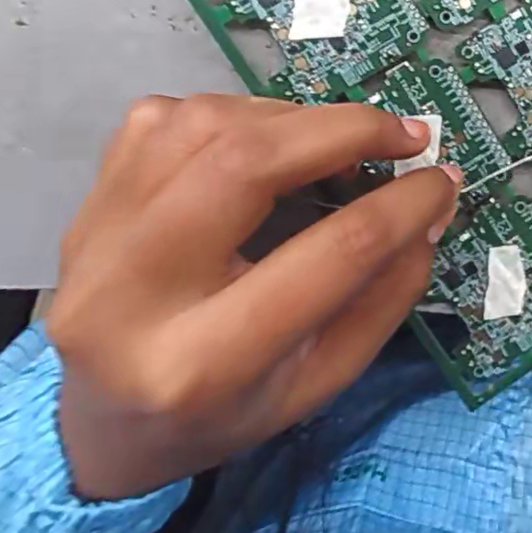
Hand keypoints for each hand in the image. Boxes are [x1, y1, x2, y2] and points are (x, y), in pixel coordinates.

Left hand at [46, 94, 460, 500]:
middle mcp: (131, 289)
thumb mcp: (319, 380)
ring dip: (291, 118)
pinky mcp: (89, 193)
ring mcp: (95, 230)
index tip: (442, 178)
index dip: (402, 206)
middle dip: (344, 130)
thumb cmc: (222, 410)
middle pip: (247, 163)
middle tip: (402, 133)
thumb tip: (431, 206)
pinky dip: (236, 114)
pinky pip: (171, 114)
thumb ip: (385, 295)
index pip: (328, 256)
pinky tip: (260, 146)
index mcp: (201, 364)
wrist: (102, 418)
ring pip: (208, 123)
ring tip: (331, 143)